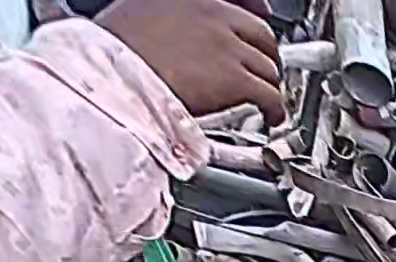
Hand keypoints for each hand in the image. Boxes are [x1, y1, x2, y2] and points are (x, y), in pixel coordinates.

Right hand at [97, 0, 284, 124]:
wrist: (120, 75)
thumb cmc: (126, 49)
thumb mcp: (146, 7)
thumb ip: (180, 13)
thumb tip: (192, 26)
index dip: (256, 9)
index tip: (263, 13)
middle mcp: (212, 13)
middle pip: (262, 35)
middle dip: (266, 56)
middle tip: (262, 72)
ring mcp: (227, 45)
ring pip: (269, 69)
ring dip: (270, 86)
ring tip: (263, 100)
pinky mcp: (237, 78)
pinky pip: (271, 96)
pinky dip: (275, 110)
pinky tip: (270, 117)